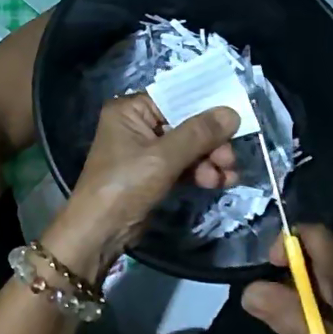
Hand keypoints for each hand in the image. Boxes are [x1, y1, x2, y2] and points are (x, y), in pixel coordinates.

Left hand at [42, 96, 238, 279]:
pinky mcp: (153, 174)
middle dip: (211, 142)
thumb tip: (232, 112)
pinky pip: (184, 165)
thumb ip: (198, 134)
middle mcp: (137, 125)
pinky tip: (219, 182)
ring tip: (227, 177)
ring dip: (210, 160)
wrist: (97, 235)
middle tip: (230, 160)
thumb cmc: (124, 185)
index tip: (235, 119)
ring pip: (188, 146)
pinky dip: (201, 172)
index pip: (175, 98)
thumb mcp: (162, 158)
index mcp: (130, 110)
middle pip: (185, 124)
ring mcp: (145, 151)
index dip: (206, 108)